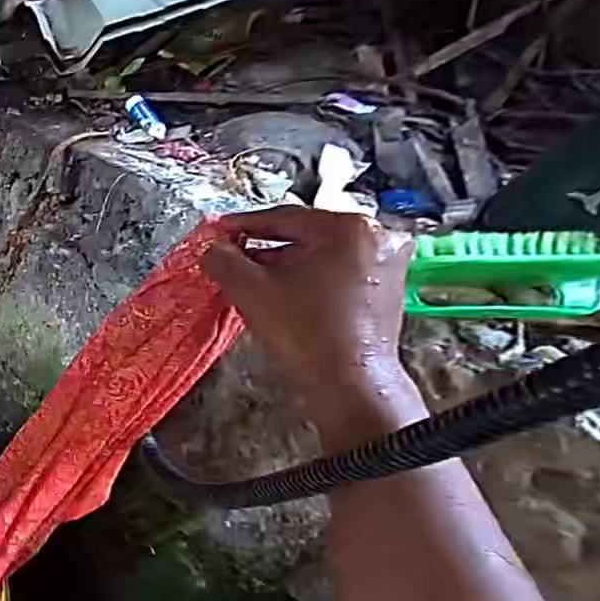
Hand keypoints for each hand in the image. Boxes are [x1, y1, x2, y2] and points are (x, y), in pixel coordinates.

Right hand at [201, 207, 422, 436]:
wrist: (349, 384)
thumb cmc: (304, 331)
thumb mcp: (251, 290)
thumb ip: (223, 260)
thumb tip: (211, 248)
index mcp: (348, 227)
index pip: (283, 216)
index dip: (242, 225)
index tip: (217, 231)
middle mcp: (376, 235)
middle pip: (303, 234)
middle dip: (263, 247)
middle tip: (230, 257)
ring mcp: (387, 262)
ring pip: (319, 253)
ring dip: (283, 263)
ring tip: (250, 278)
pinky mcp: (387, 287)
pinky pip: (336, 270)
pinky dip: (307, 277)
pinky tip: (282, 293)